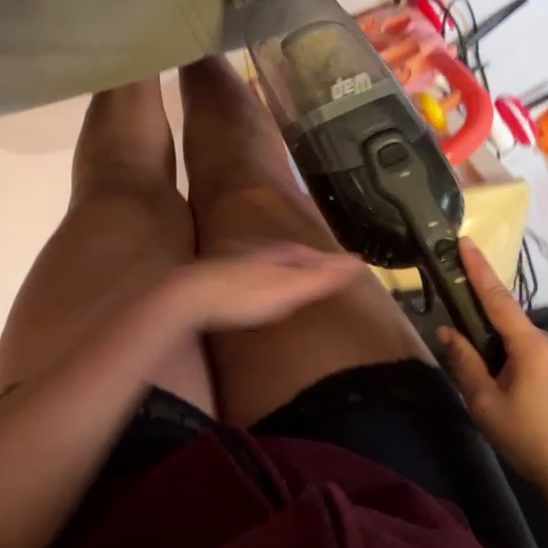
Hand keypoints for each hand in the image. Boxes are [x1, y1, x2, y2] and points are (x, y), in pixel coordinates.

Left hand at [164, 243, 365, 333]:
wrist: (190, 297)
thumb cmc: (244, 295)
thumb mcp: (289, 288)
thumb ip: (321, 276)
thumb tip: (357, 261)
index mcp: (275, 252)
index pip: (306, 251)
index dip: (324, 260)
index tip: (342, 265)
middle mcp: (253, 251)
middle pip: (283, 251)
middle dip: (300, 258)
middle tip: (316, 267)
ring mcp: (229, 261)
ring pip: (259, 258)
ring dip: (274, 265)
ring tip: (285, 276)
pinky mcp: (211, 277)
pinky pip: (239, 271)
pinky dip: (251, 277)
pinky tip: (248, 289)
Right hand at [440, 238, 547, 492]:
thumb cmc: (530, 440)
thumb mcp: (485, 404)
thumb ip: (465, 362)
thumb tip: (447, 332)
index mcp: (532, 345)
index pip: (498, 299)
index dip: (479, 269)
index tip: (466, 241)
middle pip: (510, 329)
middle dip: (490, 345)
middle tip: (481, 379)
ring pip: (526, 347)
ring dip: (509, 361)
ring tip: (506, 402)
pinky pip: (543, 360)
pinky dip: (526, 371)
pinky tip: (526, 405)